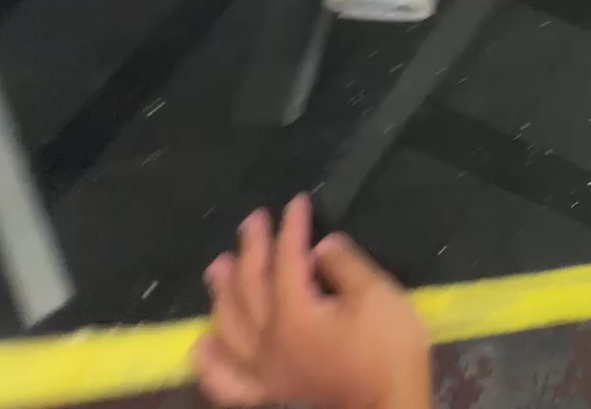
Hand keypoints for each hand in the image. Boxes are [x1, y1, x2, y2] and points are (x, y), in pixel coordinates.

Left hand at [194, 194, 430, 408]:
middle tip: (251, 222)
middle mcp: (267, 341)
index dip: (289, 229)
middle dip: (251, 251)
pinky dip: (208, 359)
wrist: (387, 402)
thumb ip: (347, 267)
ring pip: (229, 327)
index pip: (286, 261)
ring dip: (222, 294)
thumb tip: (321, 245)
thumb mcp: (379, 294)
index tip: (294, 202)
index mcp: (296, 314)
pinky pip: (224, 378)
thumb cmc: (388, 345)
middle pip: (250, 289)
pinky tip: (201, 343)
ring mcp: (261, 371)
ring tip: (218, 267)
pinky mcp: (266, 393)